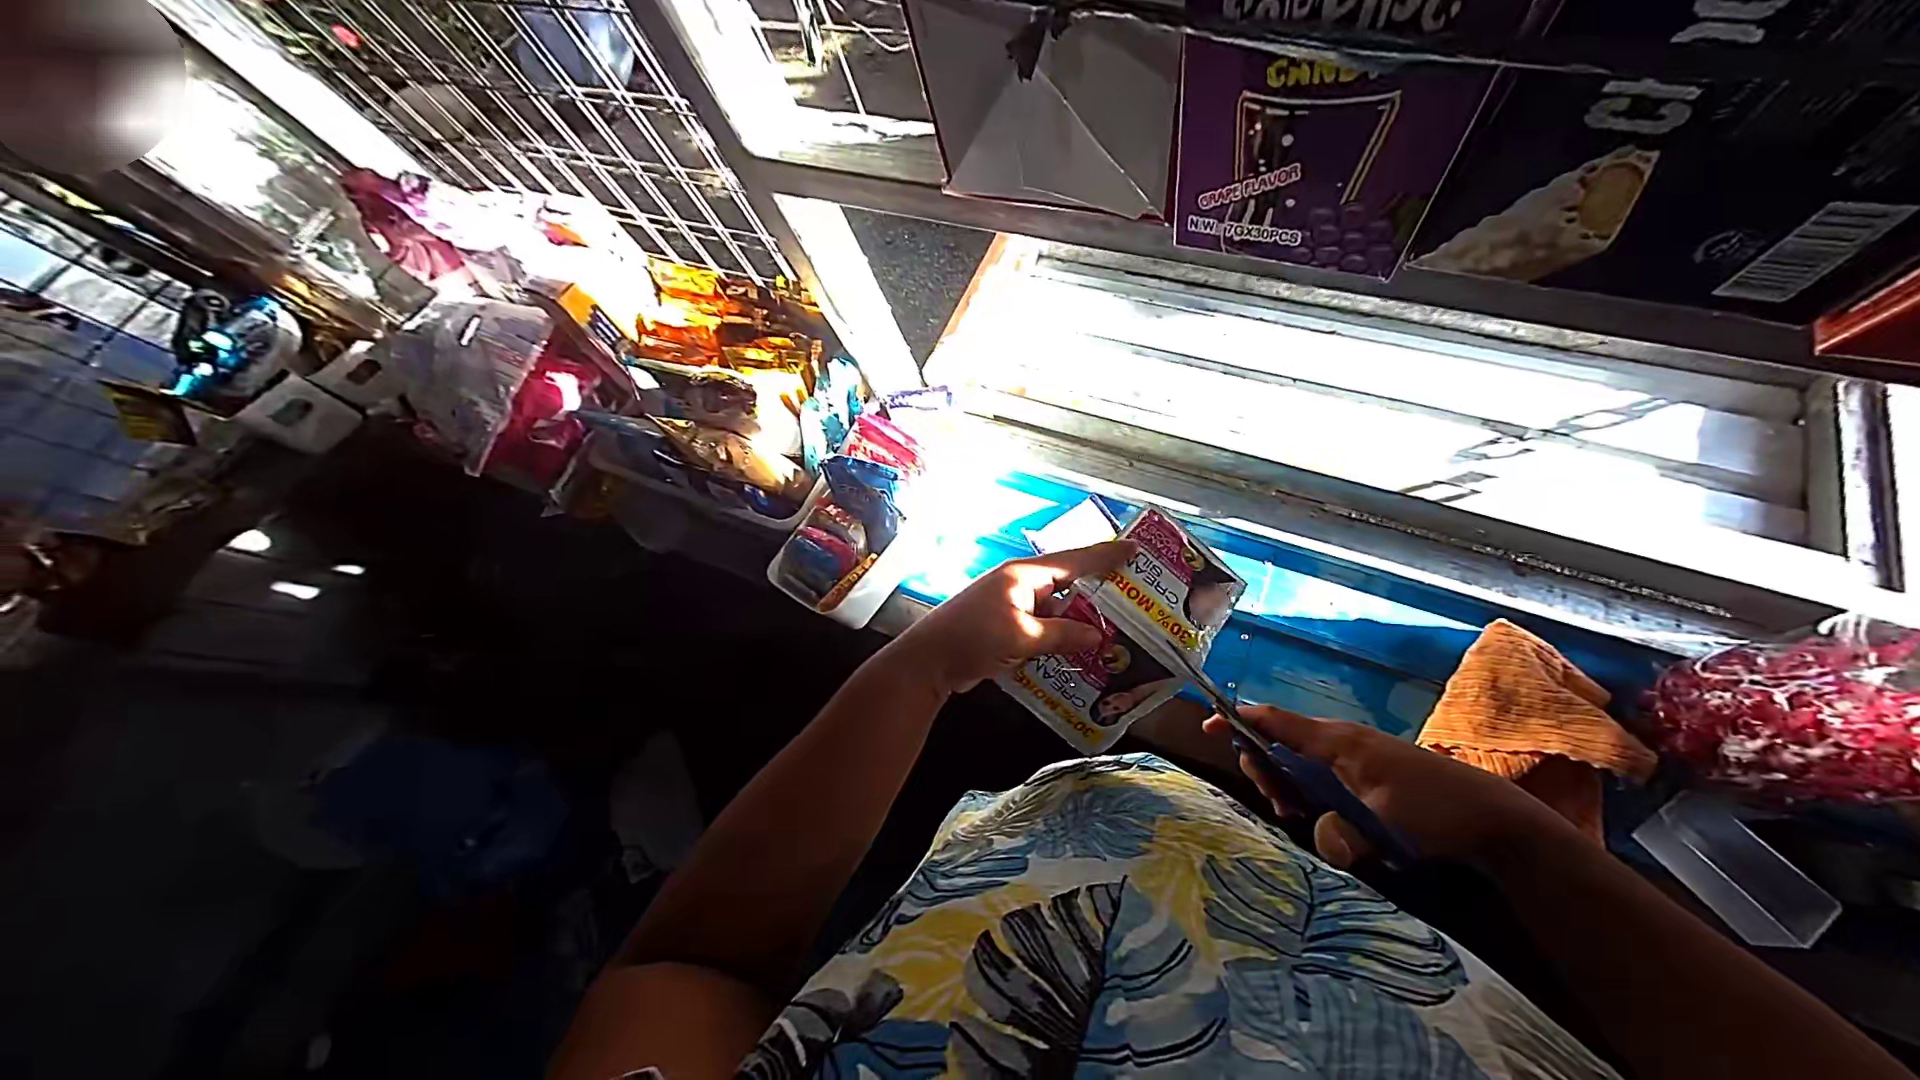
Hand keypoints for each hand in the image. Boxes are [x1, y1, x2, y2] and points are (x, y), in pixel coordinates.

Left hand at [884, 540, 1137, 695]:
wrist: (929, 662)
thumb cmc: (972, 638)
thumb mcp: (1022, 636)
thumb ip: (1062, 635)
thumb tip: (1099, 637)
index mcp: (1025, 575)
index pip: (1075, 559)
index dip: (1107, 555)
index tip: (1137, 550)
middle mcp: (1022, 584)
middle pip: (1070, 583)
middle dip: (1101, 591)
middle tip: (1137, 598)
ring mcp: (1015, 605)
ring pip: (1059, 609)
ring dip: (1082, 620)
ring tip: (1118, 630)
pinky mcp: (1009, 627)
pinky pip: (1046, 627)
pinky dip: (1063, 636)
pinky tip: (1083, 651)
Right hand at [1203, 705, 1573, 867]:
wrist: (1494, 818)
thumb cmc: (1436, 811)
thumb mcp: (1387, 827)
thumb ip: (1344, 835)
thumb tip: (1319, 844)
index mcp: (1336, 741)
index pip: (1273, 720)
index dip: (1237, 720)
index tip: (1209, 725)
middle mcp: (1338, 741)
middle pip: (1277, 742)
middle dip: (1265, 769)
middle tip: (1281, 805)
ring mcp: (1352, 754)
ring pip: (1296, 760)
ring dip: (1287, 784)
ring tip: (1299, 814)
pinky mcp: (1364, 770)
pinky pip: (1318, 772)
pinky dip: (1307, 790)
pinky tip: (1321, 816)